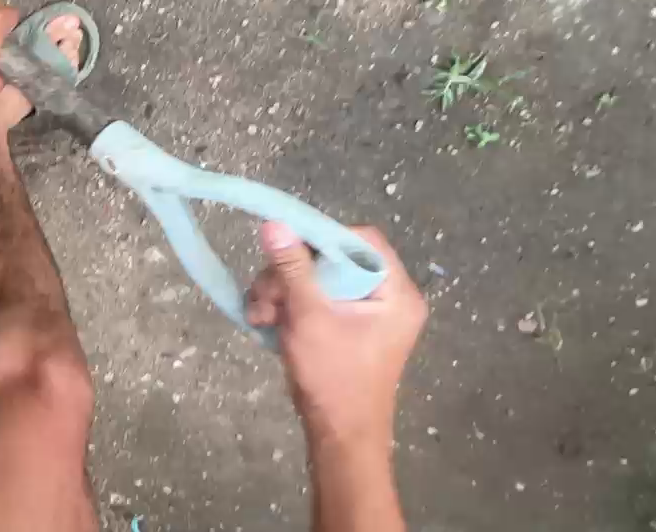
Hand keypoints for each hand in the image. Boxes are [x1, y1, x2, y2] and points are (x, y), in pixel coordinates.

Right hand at [245, 222, 426, 451]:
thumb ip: (293, 267)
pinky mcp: (339, 321)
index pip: (362, 240)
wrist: (338, 431)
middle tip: (267, 293)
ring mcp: (359, 310)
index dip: (322, 236)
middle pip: (328, 257)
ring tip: (261, 314)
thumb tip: (275, 223)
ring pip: (310, 274)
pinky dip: (282, 303)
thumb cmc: (334, 375)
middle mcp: (382, 297)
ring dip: (277, 289)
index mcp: (394, 294)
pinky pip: (306, 293)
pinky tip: (265, 320)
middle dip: (288, 271)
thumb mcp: (309, 315)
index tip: (286, 245)